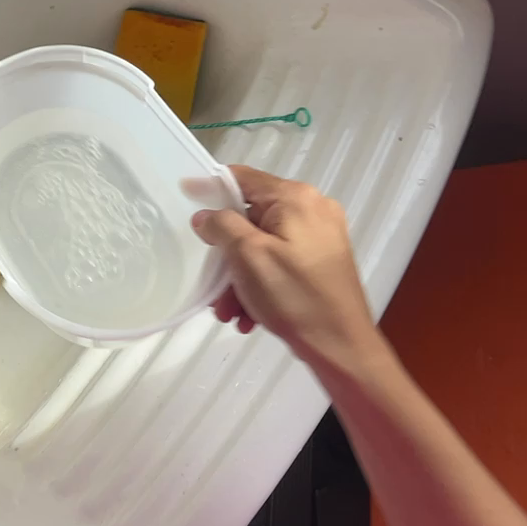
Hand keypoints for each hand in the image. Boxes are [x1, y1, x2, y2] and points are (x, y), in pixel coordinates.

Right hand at [191, 166, 384, 370]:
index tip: (183, 197)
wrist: (342, 347)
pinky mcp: (323, 259)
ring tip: (230, 309)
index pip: (242, 178)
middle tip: (213, 281)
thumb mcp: (247, 255)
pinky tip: (250, 313)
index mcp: (295, 198)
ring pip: (262, 244)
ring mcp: (321, 235)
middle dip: (227, 251)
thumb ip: (221, 225)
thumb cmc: (294, 296)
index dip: (209, 187)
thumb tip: (206, 217)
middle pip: (250, 217)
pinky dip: (259, 282)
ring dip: (240, 275)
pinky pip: (279, 260)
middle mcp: (312, 208)